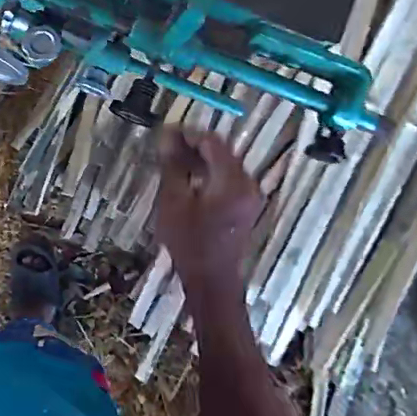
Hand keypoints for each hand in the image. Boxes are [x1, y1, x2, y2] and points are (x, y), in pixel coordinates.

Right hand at [153, 127, 263, 307]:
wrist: (211, 281)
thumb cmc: (189, 242)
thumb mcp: (173, 201)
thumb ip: (172, 165)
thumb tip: (167, 136)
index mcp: (233, 181)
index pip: (212, 142)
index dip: (188, 134)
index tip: (165, 133)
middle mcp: (248, 184)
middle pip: (221, 152)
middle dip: (194, 145)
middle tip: (167, 146)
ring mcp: (250, 195)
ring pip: (224, 164)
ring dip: (200, 159)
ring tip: (173, 161)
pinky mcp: (246, 206)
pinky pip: (228, 178)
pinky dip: (209, 173)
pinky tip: (188, 179)